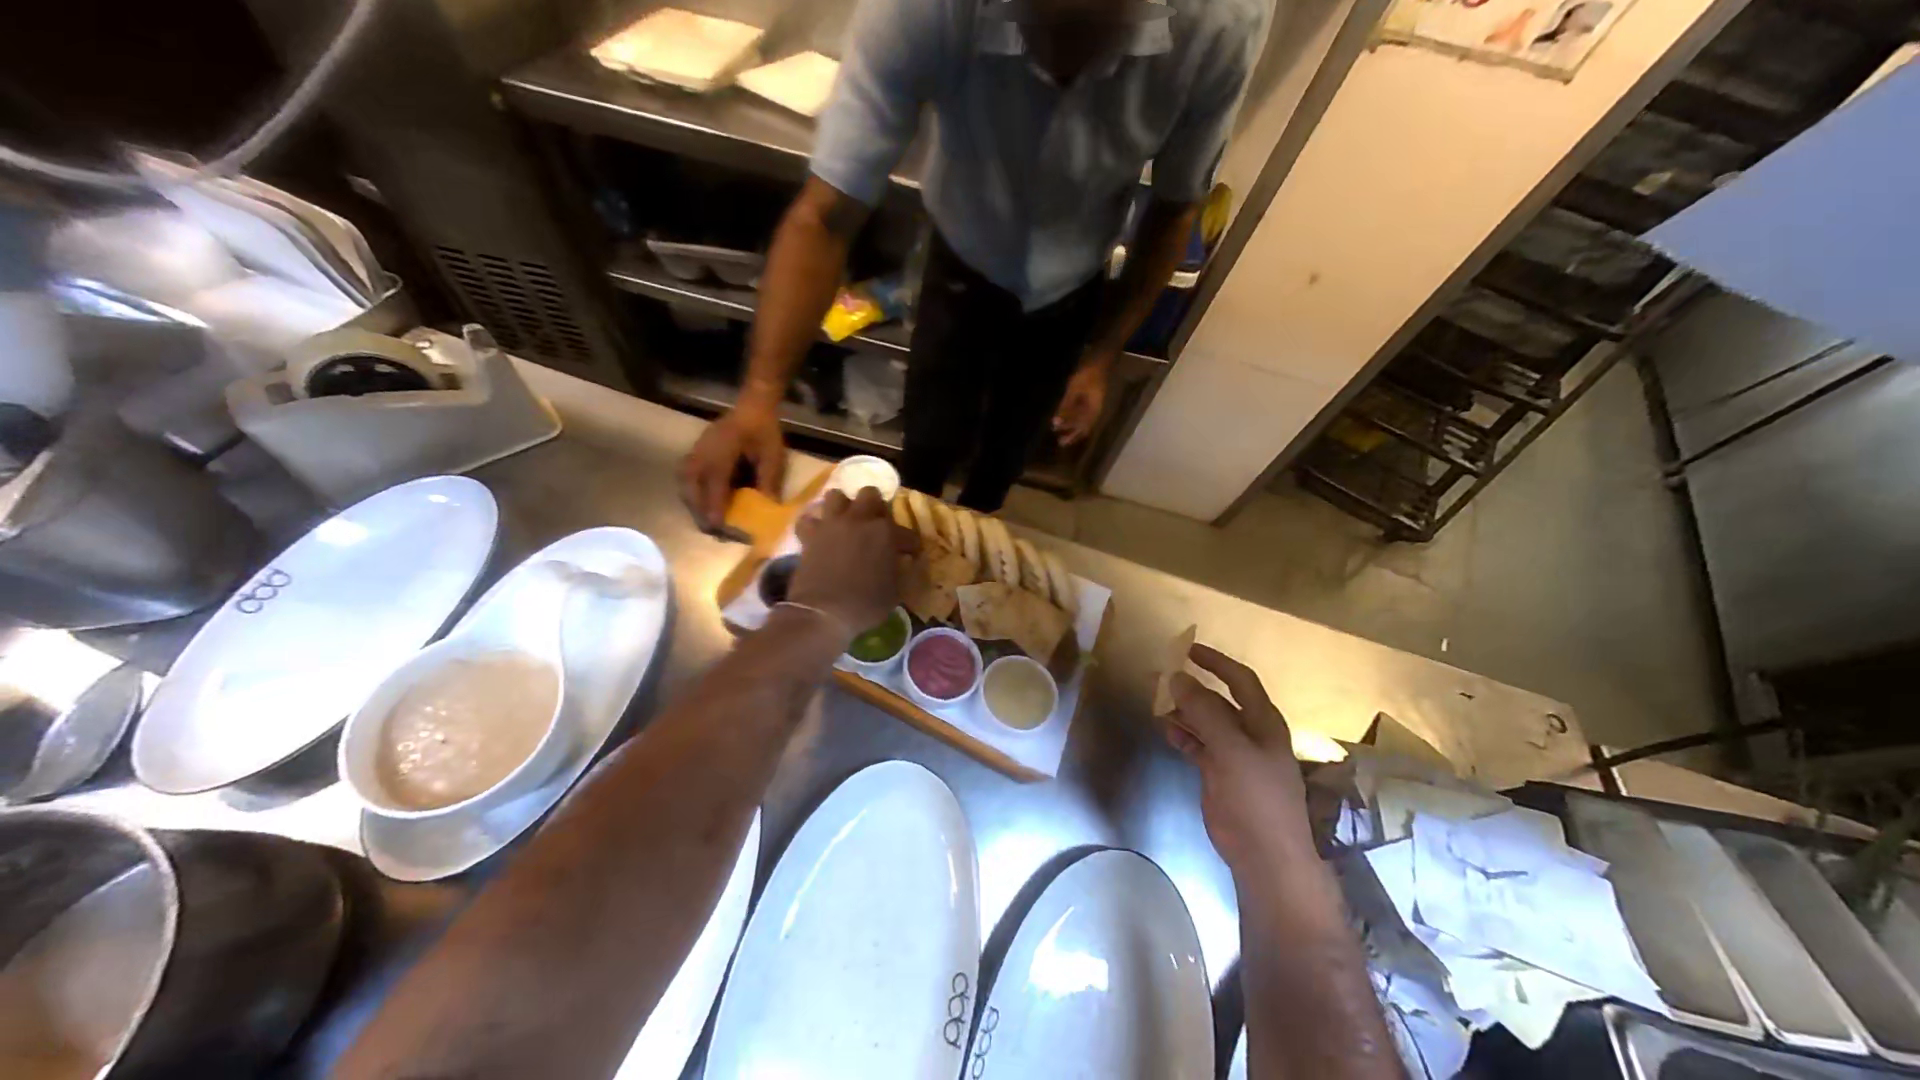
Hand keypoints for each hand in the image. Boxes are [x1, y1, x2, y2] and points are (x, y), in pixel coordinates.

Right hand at [679, 403, 786, 529]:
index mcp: (718, 459)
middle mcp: (700, 459)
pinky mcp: (693, 455)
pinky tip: (705, 504)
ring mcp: (693, 456)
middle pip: (692, 496)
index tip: (724, 534)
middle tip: (719, 532)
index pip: (713, 495)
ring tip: (711, 521)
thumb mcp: (773, 457)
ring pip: (685, 490)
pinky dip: (693, 495)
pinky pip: (686, 481)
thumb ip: (769, 482)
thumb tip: (767, 509)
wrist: (751, 407)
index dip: (716, 517)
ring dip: (696, 507)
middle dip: (703, 516)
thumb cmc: (763, 431)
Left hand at [789, 487, 918, 633]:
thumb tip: (900, 563)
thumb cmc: (866, 604)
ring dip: (842, 506)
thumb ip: (899, 571)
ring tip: (845, 522)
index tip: (910, 555)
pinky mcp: (810, 534)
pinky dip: (813, 525)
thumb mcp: (895, 592)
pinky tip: (818, 534)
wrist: (824, 612)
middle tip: (875, 525)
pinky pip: (808, 519)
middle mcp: (860, 520)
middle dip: (875, 507)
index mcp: (887, 533)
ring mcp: (832, 524)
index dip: (911, 545)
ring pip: (836, 496)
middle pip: (870, 495)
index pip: (907, 533)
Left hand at [1051, 360, 1108, 445]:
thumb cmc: (1087, 375)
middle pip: (1084, 429)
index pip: (1080, 426)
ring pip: (1085, 424)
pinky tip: (1069, 423)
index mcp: (1093, 410)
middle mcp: (1096, 412)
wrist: (1100, 363)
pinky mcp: (1093, 404)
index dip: (1069, 431)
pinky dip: (1076, 422)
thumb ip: (1065, 407)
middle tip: (1061, 443)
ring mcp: (1095, 408)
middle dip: (1072, 436)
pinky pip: (1085, 418)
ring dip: (1074, 430)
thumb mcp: (1073, 390)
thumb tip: (1056, 423)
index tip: (1057, 432)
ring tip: (1063, 436)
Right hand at [1162, 644, 1316, 876]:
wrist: (1263, 853)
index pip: (1240, 680)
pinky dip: (1182, 736)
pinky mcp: (1218, 774)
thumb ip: (1205, 712)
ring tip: (1158, 703)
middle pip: (1219, 700)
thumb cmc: (1256, 797)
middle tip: (1163, 678)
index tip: (1188, 650)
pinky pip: (1197, 745)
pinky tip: (1166, 731)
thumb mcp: (1231, 749)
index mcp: (1263, 722)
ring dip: (1184, 711)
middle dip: (1193, 688)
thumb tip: (1178, 677)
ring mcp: (1234, 755)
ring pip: (1205, 722)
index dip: (1217, 662)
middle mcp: (1250, 733)